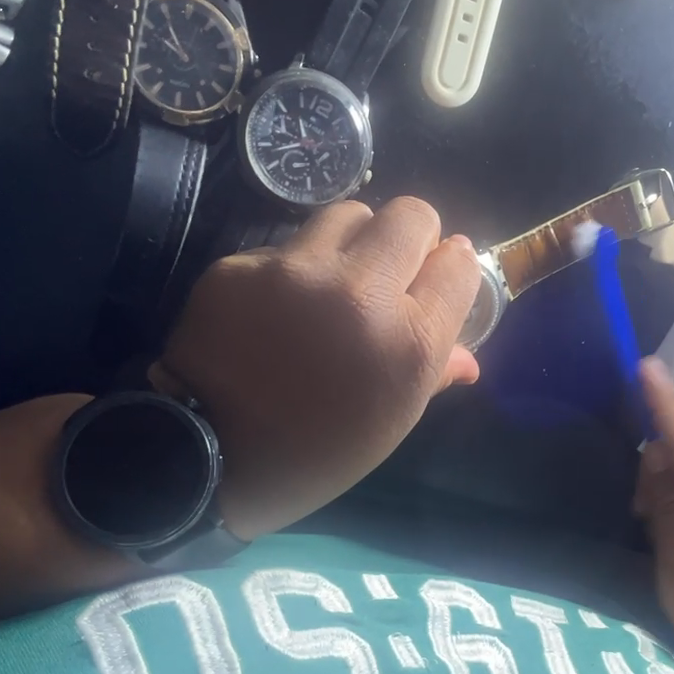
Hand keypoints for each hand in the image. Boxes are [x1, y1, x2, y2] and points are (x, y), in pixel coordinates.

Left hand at [158, 198, 481, 540]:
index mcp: (408, 344)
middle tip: (392, 271)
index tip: (437, 279)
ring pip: (349, 214)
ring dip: (354, 242)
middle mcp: (360, 294)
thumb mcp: (390, 423)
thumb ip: (434, 373)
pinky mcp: (241, 264)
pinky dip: (294, 270)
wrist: (205, 459)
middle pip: (411, 216)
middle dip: (411, 238)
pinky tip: (276, 309)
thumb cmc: (316, 454)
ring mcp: (296, 272)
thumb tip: (468, 354)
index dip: (453, 269)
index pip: (460, 266)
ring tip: (334, 282)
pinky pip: (287, 246)